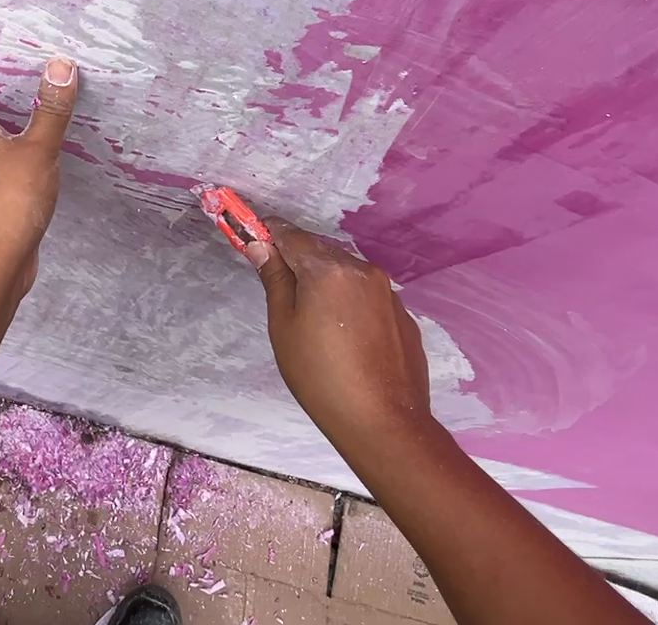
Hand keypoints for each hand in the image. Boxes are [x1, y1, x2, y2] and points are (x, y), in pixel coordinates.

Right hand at [249, 217, 432, 442]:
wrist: (384, 423)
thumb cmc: (319, 375)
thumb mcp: (283, 325)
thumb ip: (274, 278)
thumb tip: (260, 244)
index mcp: (327, 268)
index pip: (290, 234)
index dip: (268, 234)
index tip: (253, 240)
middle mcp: (362, 269)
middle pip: (320, 251)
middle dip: (298, 260)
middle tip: (282, 289)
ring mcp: (388, 292)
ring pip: (346, 273)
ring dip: (326, 281)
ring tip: (315, 319)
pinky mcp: (403, 316)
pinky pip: (368, 295)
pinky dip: (350, 302)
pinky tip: (345, 336)